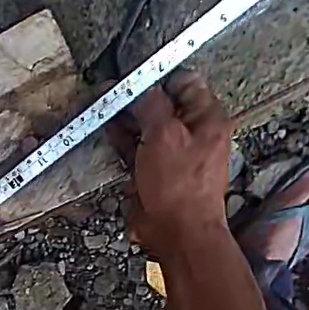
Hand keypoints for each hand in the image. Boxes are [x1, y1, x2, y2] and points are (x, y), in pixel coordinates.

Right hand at [116, 70, 235, 258]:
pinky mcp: (154, 170)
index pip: (182, 82)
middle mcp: (191, 133)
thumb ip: (151, 104)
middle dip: (135, 97)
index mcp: (206, 118)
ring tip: (102, 106)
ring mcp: (171, 152)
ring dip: (124, 117)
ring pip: (145, 125)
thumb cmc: (181, 188)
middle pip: (160, 103)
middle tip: (111, 91)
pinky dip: (122, 139)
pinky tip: (107, 130)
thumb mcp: (164, 134)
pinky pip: (136, 147)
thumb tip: (138, 86)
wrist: (176, 231)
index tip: (130, 78)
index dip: (156, 78)